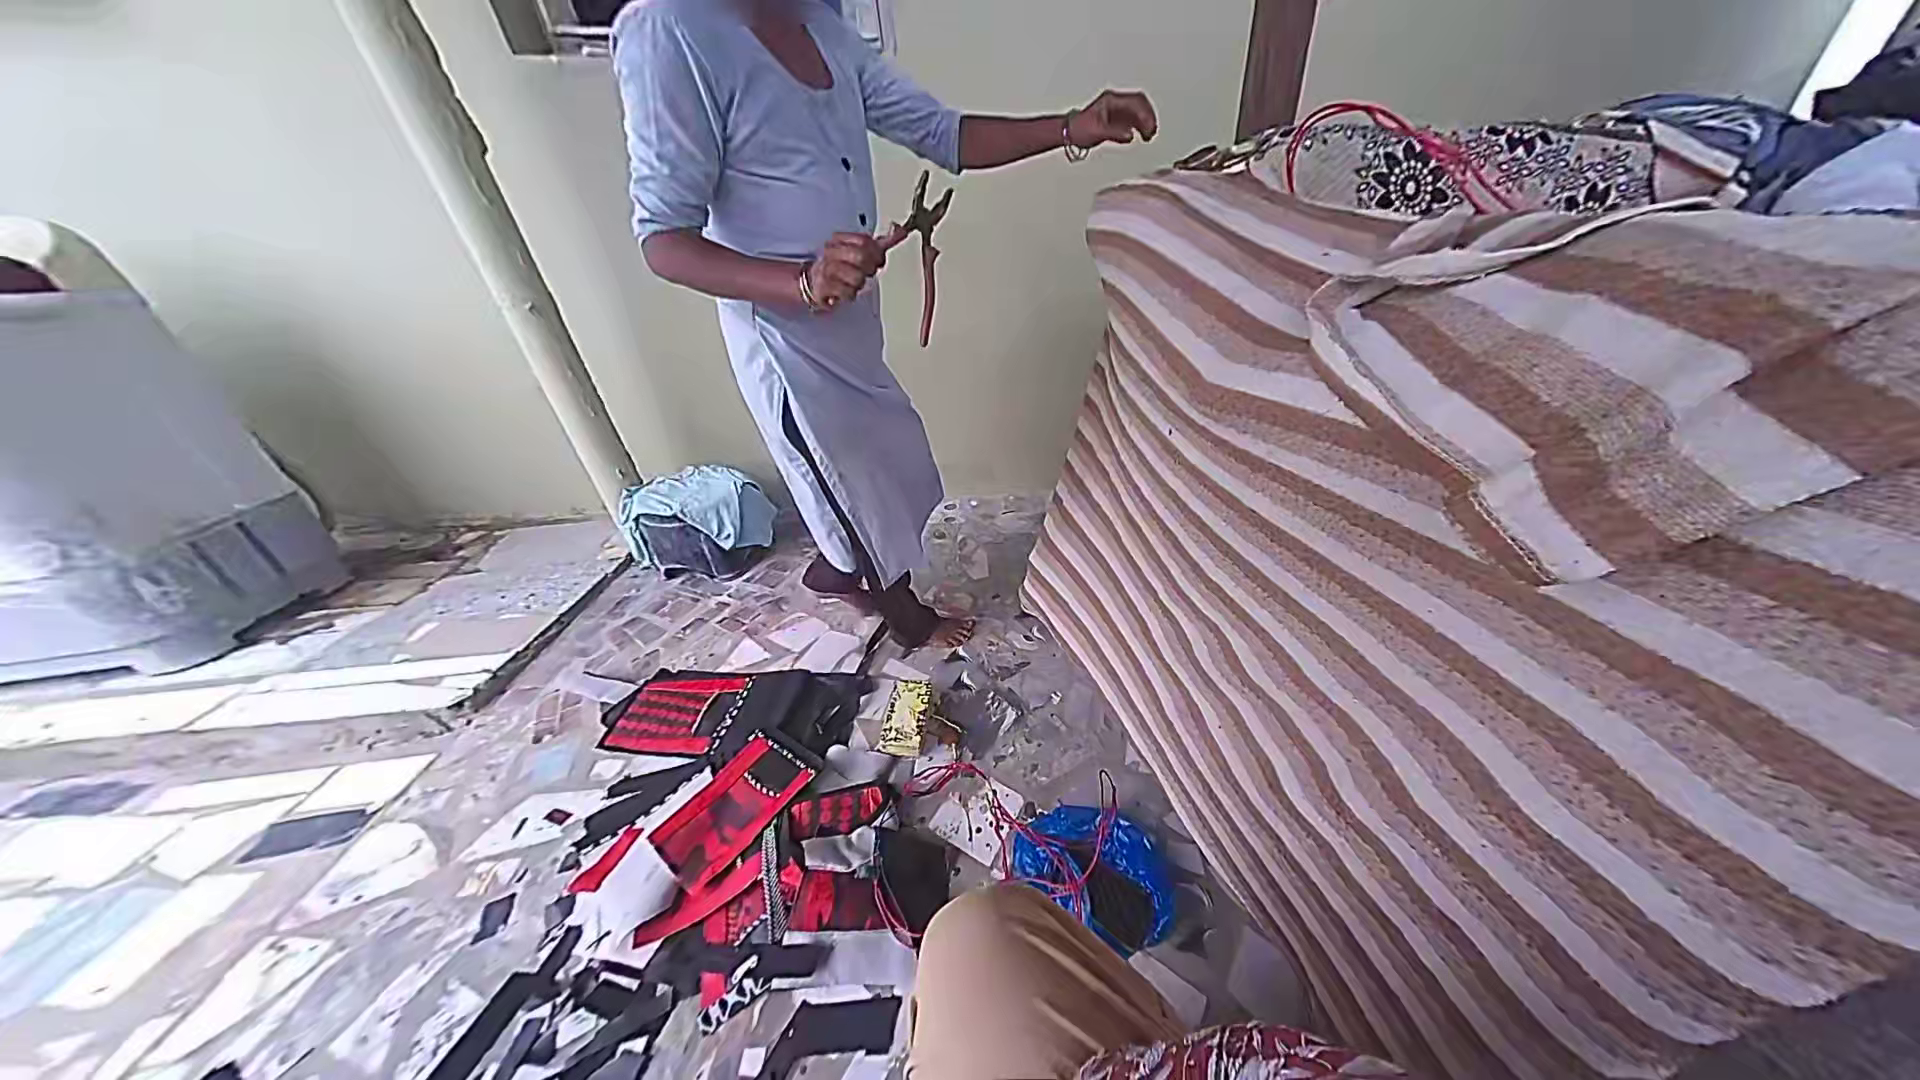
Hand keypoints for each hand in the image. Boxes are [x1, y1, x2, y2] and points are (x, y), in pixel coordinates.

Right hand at [803, 232, 886, 311]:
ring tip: (852, 283)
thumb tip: (900, 231)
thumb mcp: (861, 250)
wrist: (815, 282)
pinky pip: (847, 292)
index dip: (876, 253)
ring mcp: (827, 269)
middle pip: (861, 257)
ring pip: (856, 278)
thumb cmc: (840, 267)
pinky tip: (845, 291)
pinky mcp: (824, 286)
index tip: (876, 261)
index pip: (865, 241)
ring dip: (859, 284)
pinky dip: (849, 295)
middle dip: (869, 269)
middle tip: (865, 273)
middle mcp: (832, 252)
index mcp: (840, 240)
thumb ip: (882, 242)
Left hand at [1067, 90, 1158, 150]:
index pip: (1135, 101)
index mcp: (1112, 100)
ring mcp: (1116, 109)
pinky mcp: (1115, 118)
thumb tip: (1130, 135)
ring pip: (1137, 110)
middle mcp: (1115, 102)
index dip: (1145, 113)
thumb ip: (1115, 133)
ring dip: (1145, 122)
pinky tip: (1140, 134)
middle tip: (1152, 131)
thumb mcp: (1098, 132)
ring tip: (1148, 135)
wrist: (1069, 132)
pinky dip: (1138, 125)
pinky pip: (1131, 118)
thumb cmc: (1079, 129)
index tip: (1149, 126)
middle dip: (1148, 117)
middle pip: (1139, 104)